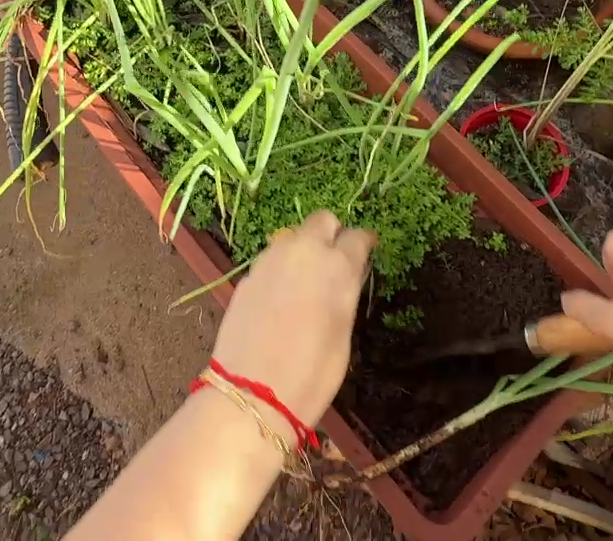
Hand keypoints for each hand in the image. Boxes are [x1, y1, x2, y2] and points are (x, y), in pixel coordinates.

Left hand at [209, 210, 374, 425]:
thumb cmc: (312, 373)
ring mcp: (271, 259)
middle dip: (331, 233)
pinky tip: (279, 299)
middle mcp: (303, 252)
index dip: (363, 244)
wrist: (252, 393)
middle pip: (322, 220)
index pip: (357, 236)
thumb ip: (344, 293)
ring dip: (302, 249)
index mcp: (337, 266)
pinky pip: (271, 260)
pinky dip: (280, 270)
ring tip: (304, 283)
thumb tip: (346, 275)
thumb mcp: (343, 334)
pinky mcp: (248, 274)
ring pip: (293, 236)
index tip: (365, 252)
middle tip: (333, 261)